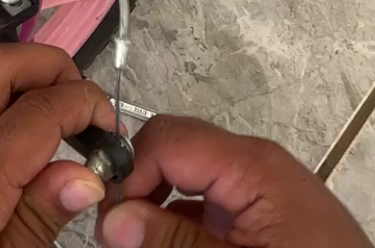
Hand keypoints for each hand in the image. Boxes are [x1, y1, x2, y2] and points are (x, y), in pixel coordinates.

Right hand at [97, 116, 372, 247]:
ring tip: (137, 245)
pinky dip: (184, 225)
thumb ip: (175, 241)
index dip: (129, 173)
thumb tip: (113, 217)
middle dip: (139, 190)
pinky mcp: (266, 219)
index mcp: (250, 163)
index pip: (167, 138)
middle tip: (116, 240)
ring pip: (188, 181)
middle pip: (174, 152)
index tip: (107, 225)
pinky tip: (170, 247)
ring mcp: (261, 191)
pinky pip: (211, 208)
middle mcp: (254, 164)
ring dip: (157, 211)